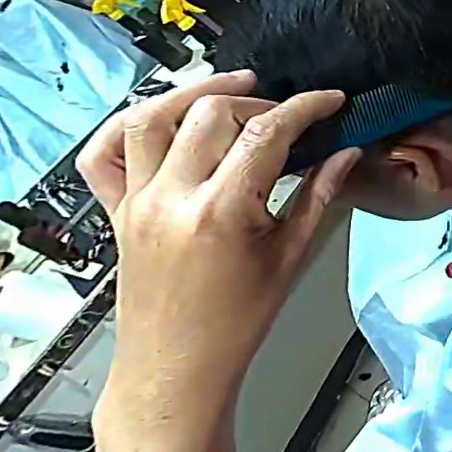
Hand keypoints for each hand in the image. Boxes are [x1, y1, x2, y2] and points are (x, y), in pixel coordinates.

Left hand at [78, 71, 359, 440]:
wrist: (176, 366)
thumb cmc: (241, 317)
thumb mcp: (292, 253)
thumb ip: (319, 193)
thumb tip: (347, 152)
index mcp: (221, 212)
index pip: (266, 132)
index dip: (305, 107)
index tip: (330, 100)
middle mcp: (171, 198)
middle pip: (211, 114)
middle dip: (260, 102)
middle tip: (290, 114)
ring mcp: (135, 201)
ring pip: (151, 118)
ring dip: (195, 92)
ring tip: (235, 86)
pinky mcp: (116, 210)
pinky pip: (104, 153)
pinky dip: (130, 123)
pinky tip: (166, 114)